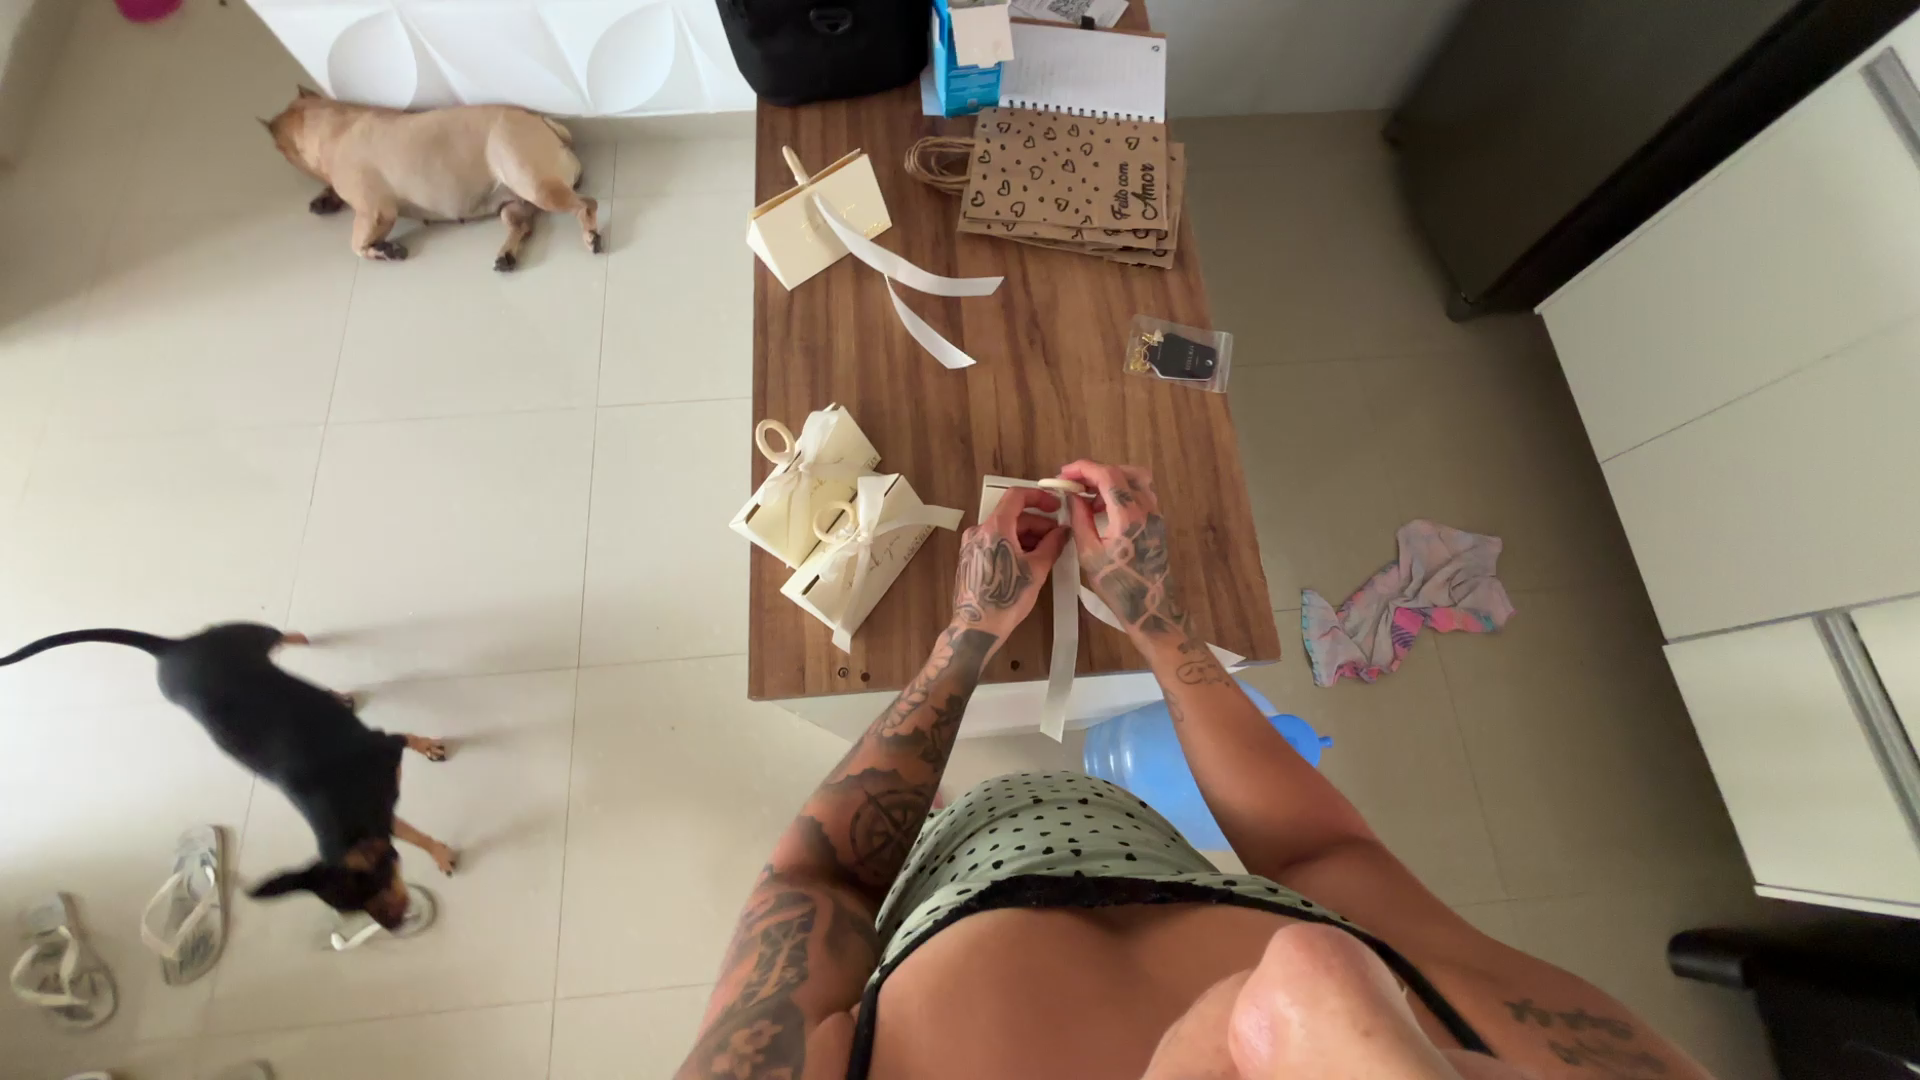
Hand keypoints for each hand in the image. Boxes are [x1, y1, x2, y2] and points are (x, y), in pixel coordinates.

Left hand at [951, 486, 1068, 640]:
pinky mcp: (969, 559)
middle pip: (1012, 516)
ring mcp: (971, 545)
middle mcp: (978, 531)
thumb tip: (1063, 532)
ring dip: (1026, 536)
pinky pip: (994, 543)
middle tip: (1057, 538)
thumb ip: (1052, 545)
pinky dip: (1012, 545)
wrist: (976, 627)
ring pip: (1003, 530)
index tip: (1055, 506)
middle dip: (1037, 524)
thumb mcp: (1036, 570)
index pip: (1016, 496)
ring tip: (1046, 552)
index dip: (1039, 497)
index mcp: (995, 528)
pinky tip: (1028, 561)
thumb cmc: (1006, 598)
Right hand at [1059, 460, 1187, 643]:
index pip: (1107, 475)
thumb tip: (1073, 497)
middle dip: (1097, 471)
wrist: (1148, 606)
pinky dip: (1120, 493)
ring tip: (1088, 498)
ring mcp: (1155, 515)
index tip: (1065, 474)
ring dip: (1110, 481)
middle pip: (1125, 471)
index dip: (1084, 469)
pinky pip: (1139, 495)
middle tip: (1076, 483)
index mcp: (1128, 515)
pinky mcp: (1157, 523)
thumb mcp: (1089, 553)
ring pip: (1136, 480)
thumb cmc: (1116, 584)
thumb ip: (1080, 519)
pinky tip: (1103, 510)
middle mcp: (1146, 509)